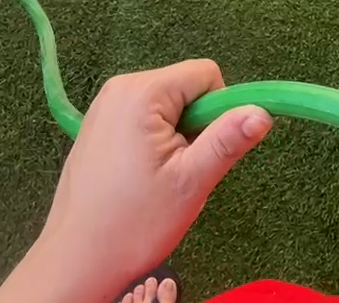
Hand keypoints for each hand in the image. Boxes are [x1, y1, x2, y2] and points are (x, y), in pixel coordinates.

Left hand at [6, 60, 272, 301]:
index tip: (203, 152)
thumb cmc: (134, 223)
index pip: (206, 74)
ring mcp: (105, 104)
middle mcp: (121, 85)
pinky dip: (154, 139)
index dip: (218, 111)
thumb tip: (263, 112)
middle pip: (185, 87)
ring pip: (168, 103)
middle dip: (195, 125)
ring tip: (160, 177)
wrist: (74, 264)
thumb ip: (228, 140)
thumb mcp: (191, 182)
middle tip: (180, 171)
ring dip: (176, 135)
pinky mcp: (98, 123)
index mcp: (143, 91)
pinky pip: (144, 115)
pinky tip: (141, 176)